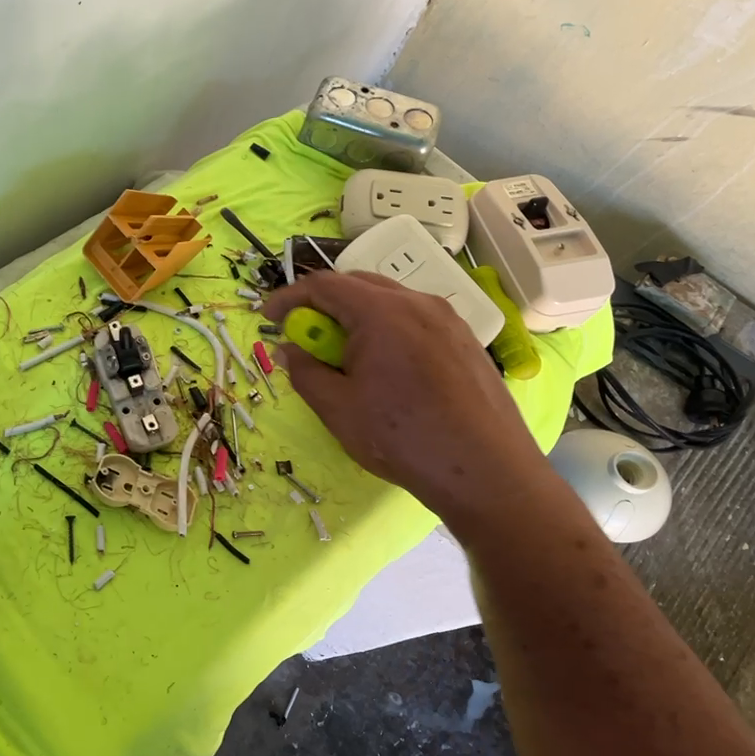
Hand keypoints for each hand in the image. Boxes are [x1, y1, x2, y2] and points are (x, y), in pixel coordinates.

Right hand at [261, 271, 558, 528]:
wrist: (486, 471)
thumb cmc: (402, 439)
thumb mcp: (337, 409)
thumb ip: (305, 372)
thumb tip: (289, 351)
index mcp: (382, 313)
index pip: (324, 285)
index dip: (289, 298)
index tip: (269, 318)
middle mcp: (418, 303)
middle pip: (358, 284)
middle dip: (323, 304)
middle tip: (304, 337)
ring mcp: (448, 320)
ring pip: (389, 300)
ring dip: (356, 316)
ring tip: (344, 355)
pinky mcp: (465, 341)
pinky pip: (414, 319)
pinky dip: (386, 329)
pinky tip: (384, 368)